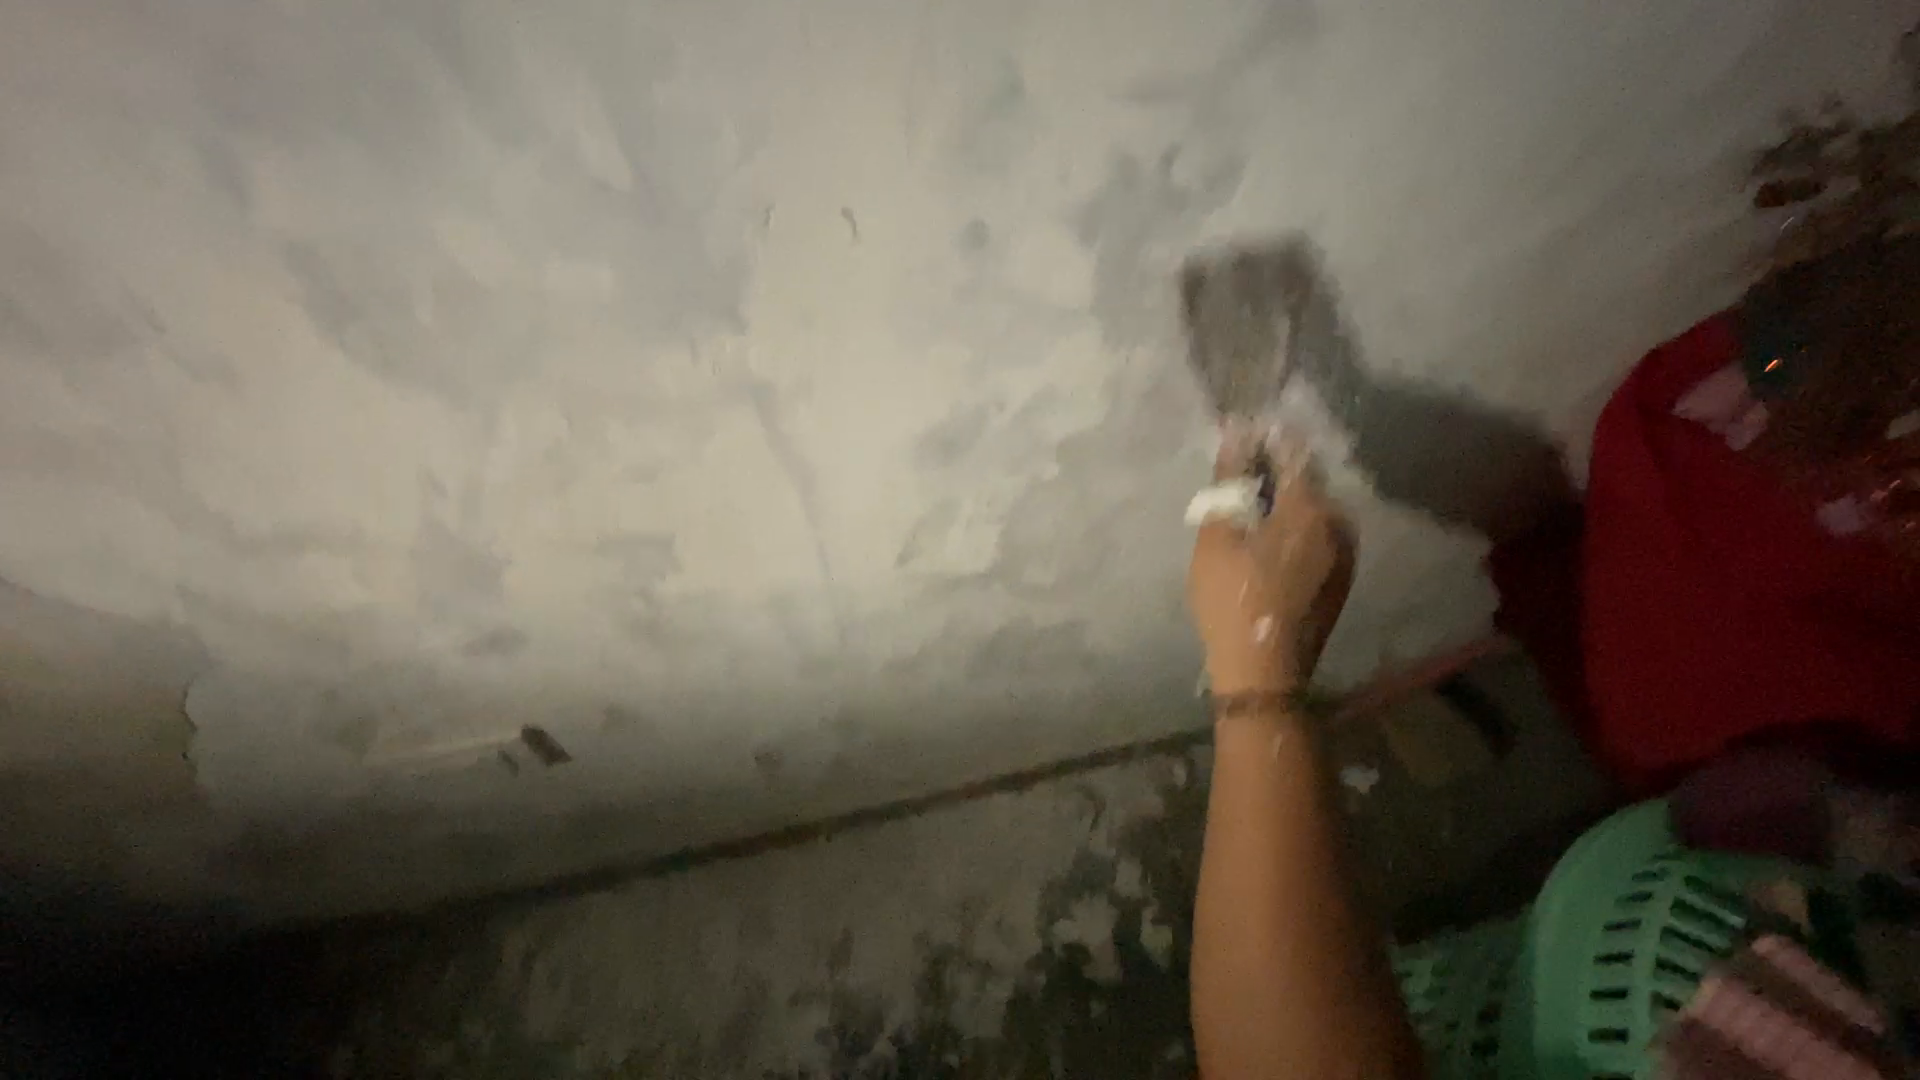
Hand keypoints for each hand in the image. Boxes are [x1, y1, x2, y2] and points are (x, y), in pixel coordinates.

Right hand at [1187, 439, 1352, 697]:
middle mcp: (1339, 524)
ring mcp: (1345, 555)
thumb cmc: (1232, 597)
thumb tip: (1236, 433)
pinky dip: (1295, 531)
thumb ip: (1229, 479)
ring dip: (1285, 504)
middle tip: (1238, 480)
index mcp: (1310, 507)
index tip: (1241, 432)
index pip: (1292, 451)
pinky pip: (1318, 538)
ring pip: (1313, 512)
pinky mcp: (1341, 580)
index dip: (1264, 438)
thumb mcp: (1219, 534)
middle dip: (1274, 473)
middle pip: (1306, 482)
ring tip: (1251, 514)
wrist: (1264, 669)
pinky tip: (1269, 547)